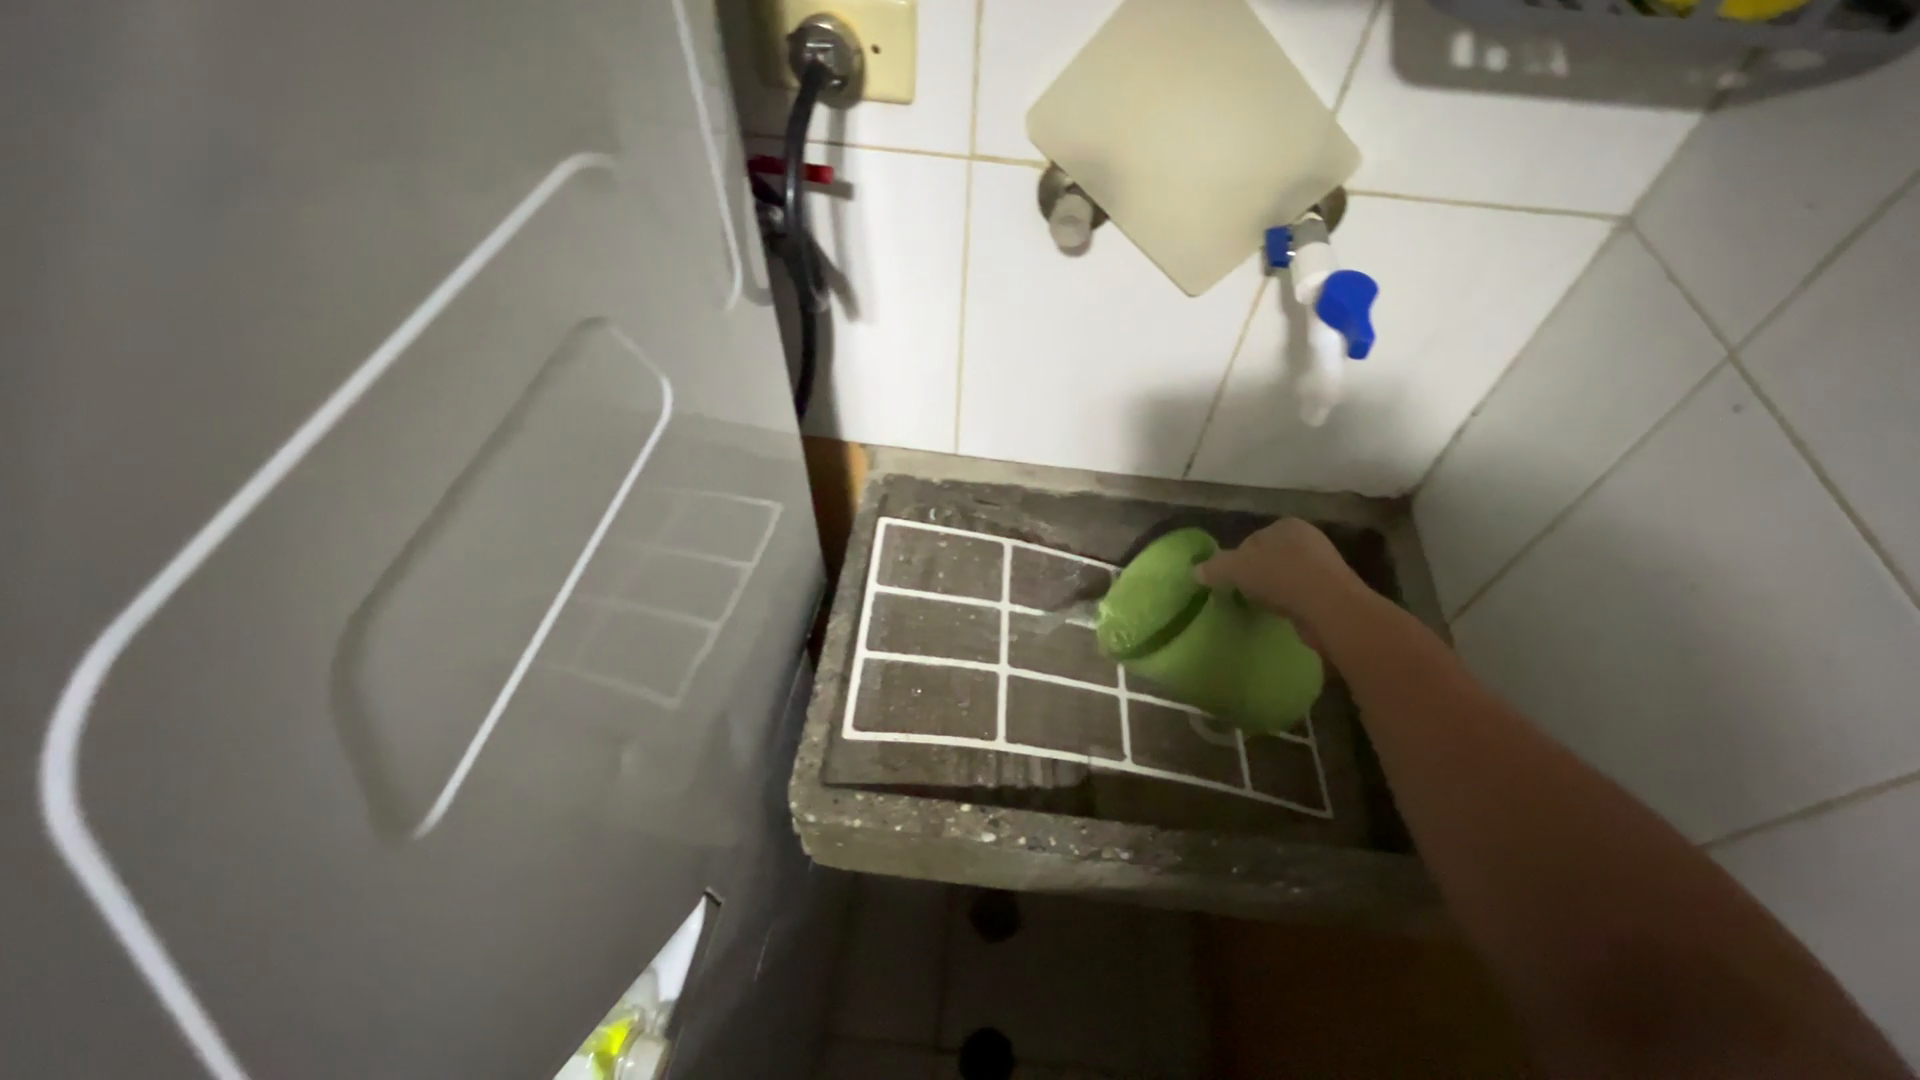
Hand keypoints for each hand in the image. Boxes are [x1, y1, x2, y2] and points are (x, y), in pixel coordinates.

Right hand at [1193, 518, 1370, 644]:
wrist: (1327, 605)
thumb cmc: (1278, 576)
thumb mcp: (1235, 568)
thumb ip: (1214, 567)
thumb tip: (1195, 571)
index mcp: (1285, 525)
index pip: (1252, 540)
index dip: (1237, 560)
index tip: (1230, 581)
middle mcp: (1307, 538)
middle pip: (1270, 557)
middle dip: (1256, 574)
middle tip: (1243, 594)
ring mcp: (1323, 563)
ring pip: (1286, 576)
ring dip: (1273, 589)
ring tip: (1263, 606)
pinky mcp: (1332, 589)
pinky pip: (1301, 593)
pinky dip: (1290, 601)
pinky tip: (1283, 613)